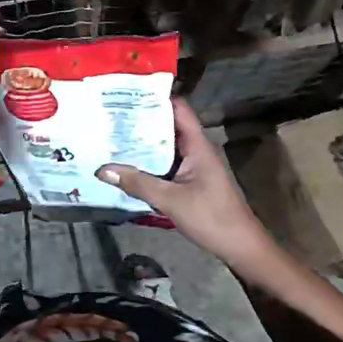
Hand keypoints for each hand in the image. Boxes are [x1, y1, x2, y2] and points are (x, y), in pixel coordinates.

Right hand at [96, 98, 273, 265]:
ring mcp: (194, 167)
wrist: (240, 247)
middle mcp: (196, 151)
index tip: (128, 94)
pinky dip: (149, 163)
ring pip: (166, 147)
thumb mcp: (170, 200)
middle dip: (141, 121)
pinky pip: (166, 165)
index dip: (156, 98)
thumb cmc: (211, 218)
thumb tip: (102, 169)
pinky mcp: (191, 182)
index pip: (179, 109)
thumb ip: (137, 183)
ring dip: (143, 144)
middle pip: (168, 126)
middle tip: (110, 117)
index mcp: (198, 145)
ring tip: (112, 137)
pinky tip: (127, 167)